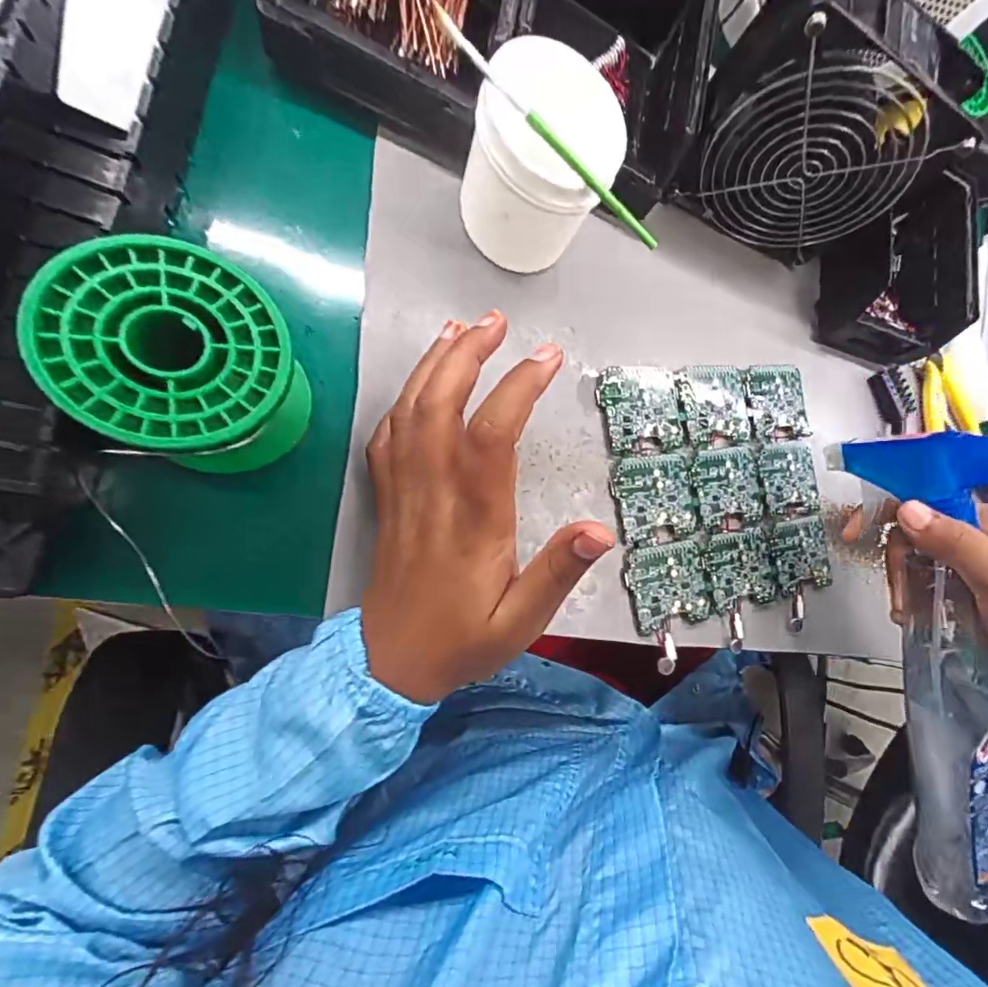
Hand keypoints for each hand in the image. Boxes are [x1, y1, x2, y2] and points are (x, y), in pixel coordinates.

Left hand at [362, 311, 616, 703]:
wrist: (389, 663)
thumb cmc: (460, 642)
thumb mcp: (521, 622)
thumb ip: (557, 574)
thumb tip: (601, 531)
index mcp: (474, 520)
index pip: (491, 436)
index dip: (517, 389)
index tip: (546, 358)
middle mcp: (433, 495)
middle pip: (440, 407)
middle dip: (467, 356)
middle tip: (496, 322)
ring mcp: (404, 494)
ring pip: (409, 415)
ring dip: (432, 366)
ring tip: (458, 331)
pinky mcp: (387, 501)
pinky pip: (386, 440)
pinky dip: (401, 402)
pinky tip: (419, 385)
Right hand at [844, 500, 987, 673]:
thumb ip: (956, 541)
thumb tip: (907, 508)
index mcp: (983, 519)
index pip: (923, 496)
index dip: (886, 509)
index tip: (856, 531)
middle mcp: (970, 535)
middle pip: (908, 531)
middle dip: (895, 560)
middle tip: (900, 590)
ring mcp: (961, 562)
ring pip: (908, 557)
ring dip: (900, 583)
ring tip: (909, 609)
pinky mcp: (954, 588)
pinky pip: (916, 581)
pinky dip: (907, 596)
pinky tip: (913, 613)